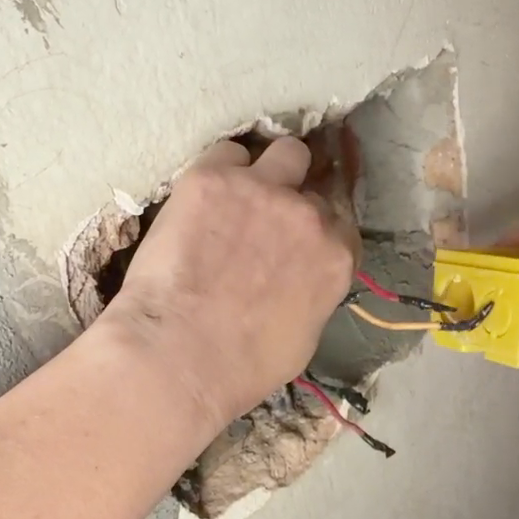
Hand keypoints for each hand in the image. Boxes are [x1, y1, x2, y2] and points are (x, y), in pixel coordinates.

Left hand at [100, 137, 359, 426]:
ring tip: (237, 195)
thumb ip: (312, 292)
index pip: (339, 221)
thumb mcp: (302, 337)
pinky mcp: (210, 178)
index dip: (316, 227)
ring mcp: (261, 190)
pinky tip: (200, 200)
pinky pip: (224, 154)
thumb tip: (300, 279)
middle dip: (292, 198)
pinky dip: (218, 173)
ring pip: (283, 151)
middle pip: (311, 184)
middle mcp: (308, 214)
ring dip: (267, 169)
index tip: (295, 236)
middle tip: (261, 219)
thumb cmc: (242, 367)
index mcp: (336, 257)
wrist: (179, 355)